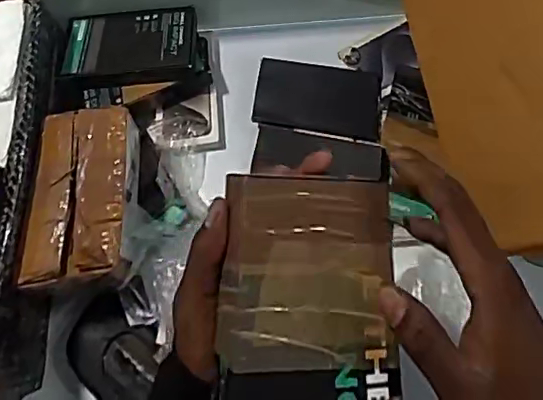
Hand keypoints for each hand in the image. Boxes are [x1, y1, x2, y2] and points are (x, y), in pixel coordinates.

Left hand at [173, 150, 332, 381]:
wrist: (208, 386)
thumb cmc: (198, 336)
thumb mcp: (194, 292)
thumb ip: (204, 253)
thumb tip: (221, 206)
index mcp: (231, 242)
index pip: (254, 198)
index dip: (277, 177)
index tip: (300, 165)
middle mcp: (255, 251)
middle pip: (282, 209)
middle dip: (305, 184)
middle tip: (328, 169)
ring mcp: (275, 275)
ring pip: (300, 234)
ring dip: (320, 213)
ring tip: (344, 198)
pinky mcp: (291, 302)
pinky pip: (311, 271)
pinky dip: (328, 256)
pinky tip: (348, 249)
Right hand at [381, 147, 542, 398]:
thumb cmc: (512, 399)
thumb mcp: (461, 380)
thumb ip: (423, 337)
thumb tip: (384, 292)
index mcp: (489, 279)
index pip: (454, 210)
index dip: (425, 177)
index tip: (397, 156)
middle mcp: (497, 268)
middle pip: (462, 205)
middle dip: (428, 175)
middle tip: (393, 156)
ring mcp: (500, 277)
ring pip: (465, 219)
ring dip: (433, 194)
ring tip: (398, 182)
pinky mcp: (498, 289)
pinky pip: (466, 240)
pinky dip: (439, 223)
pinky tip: (417, 227)